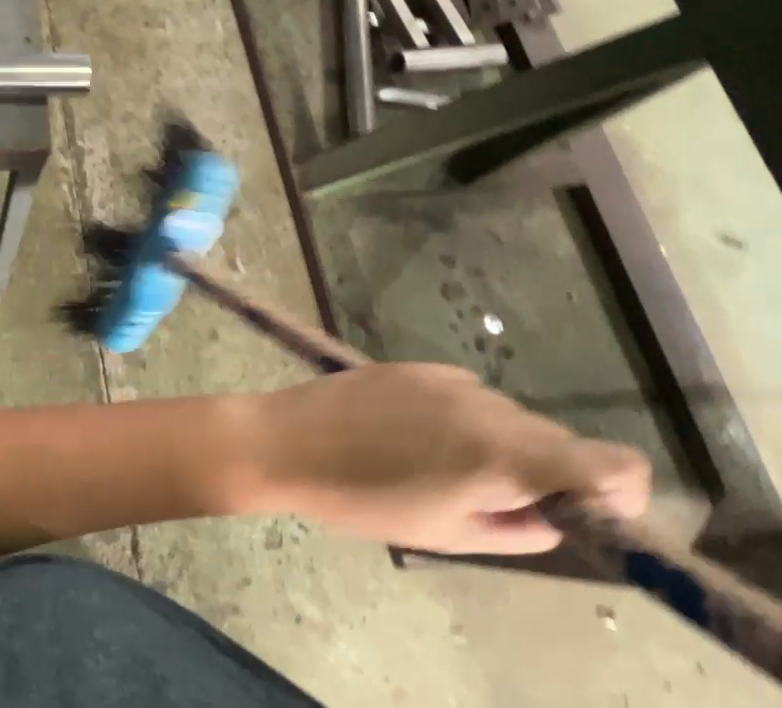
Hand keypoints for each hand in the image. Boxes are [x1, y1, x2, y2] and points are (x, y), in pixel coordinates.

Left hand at [246, 363, 651, 554]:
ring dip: (497, 441)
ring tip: (436, 463)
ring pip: (508, 414)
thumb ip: (519, 529)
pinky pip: (464, 392)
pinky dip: (460, 415)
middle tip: (488, 496)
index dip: (620, 491)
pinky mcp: (411, 365)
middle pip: (555, 439)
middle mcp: (486, 408)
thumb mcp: (446, 534)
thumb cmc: (358, 499)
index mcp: (502, 455)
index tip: (582, 509)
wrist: (280, 442)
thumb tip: (555, 517)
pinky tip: (411, 433)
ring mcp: (446, 380)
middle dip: (543, 471)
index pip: (615, 462)